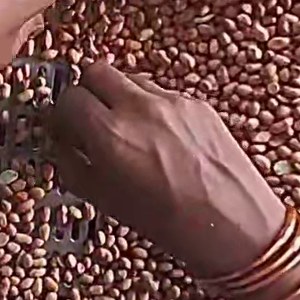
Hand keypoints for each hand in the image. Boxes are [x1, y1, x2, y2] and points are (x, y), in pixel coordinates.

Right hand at [49, 60, 299, 299]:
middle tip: (88, 117)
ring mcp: (172, 102)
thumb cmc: (171, 225)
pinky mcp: (197, 103)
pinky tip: (156, 136)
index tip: (64, 127)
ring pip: (128, 77)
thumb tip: (61, 145)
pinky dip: (148, 106)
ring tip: (123, 127)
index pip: (69, 98)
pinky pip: (159, 92)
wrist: (238, 228)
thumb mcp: (108, 202)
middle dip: (86, 92)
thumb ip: (75, 166)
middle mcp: (140, 109)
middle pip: (95, 71)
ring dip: (116, 95)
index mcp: (112, 136)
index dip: (62, 114)